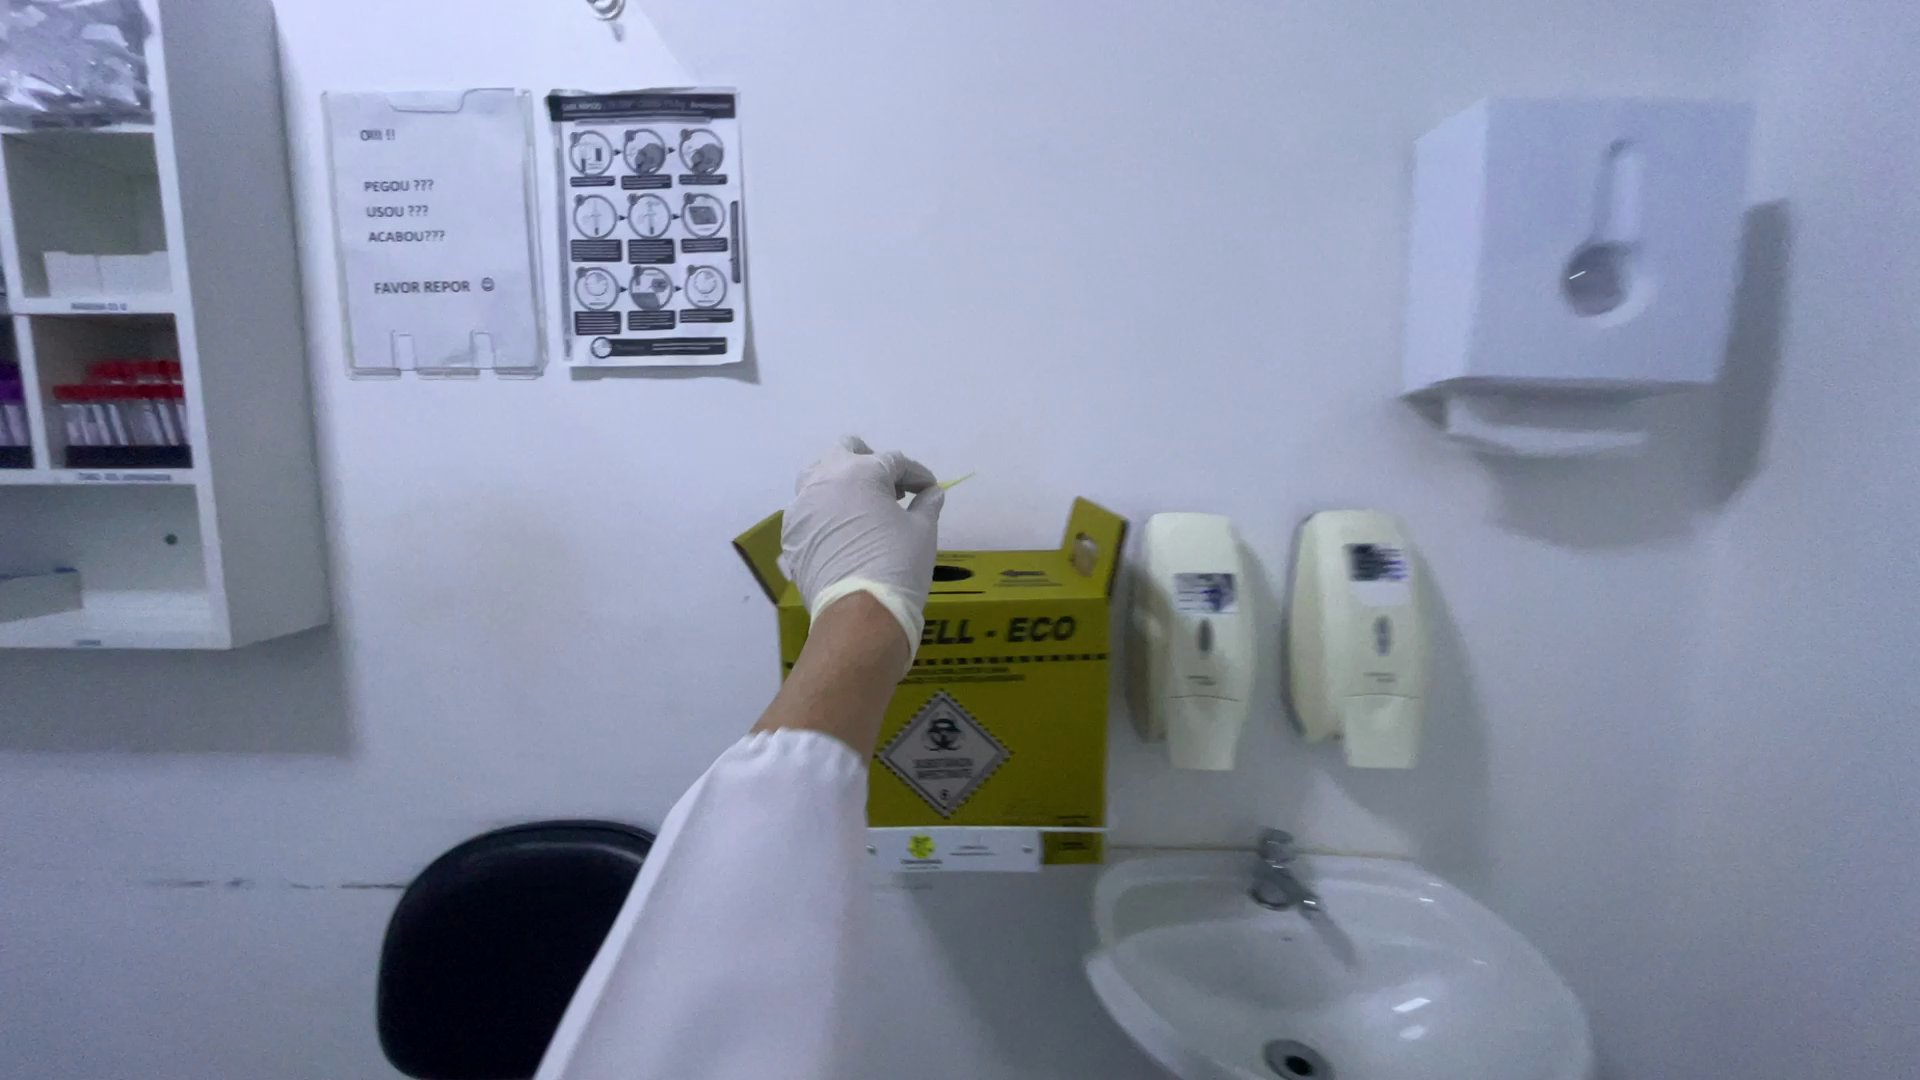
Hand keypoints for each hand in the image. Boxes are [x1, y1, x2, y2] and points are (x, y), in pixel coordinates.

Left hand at [781, 436, 944, 667]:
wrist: (858, 614)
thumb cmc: (897, 565)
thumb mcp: (922, 531)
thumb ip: (927, 505)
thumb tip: (933, 493)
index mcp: (860, 472)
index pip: (894, 461)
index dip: (916, 474)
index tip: (928, 489)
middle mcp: (824, 480)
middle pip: (845, 450)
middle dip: (870, 462)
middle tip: (890, 488)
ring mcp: (801, 507)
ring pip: (818, 477)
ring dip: (842, 483)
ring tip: (863, 507)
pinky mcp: (791, 534)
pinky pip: (809, 511)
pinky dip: (827, 513)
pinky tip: (844, 534)